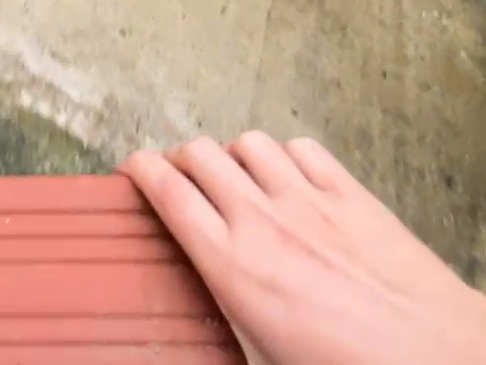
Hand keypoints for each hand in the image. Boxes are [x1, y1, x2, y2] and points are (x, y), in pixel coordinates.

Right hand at [122, 134, 485, 364]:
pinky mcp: (352, 194)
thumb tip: (205, 320)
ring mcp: (308, 200)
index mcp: (233, 265)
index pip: (166, 188)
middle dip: (183, 160)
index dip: (139, 168)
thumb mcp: (268, 361)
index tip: (133, 171)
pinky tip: (295, 181)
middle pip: (198, 153)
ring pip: (247, 143)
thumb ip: (227, 318)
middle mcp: (261, 220)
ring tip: (244, 181)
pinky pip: (302, 148)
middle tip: (187, 181)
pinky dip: (289, 157)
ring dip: (236, 158)